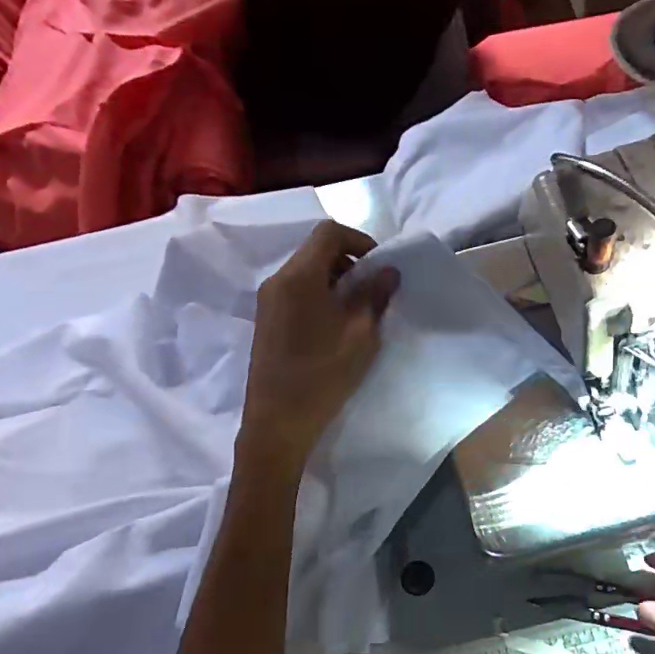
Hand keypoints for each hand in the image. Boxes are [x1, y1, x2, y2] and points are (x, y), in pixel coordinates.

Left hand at [241, 222, 398, 461]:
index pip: (329, 232)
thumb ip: (375, 297)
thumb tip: (387, 271)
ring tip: (358, 311)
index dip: (360, 239)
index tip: (380, 267)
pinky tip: (336, 326)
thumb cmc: (323, 375)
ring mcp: (268, 300)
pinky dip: (320, 294)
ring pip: (307, 271)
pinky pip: (297, 291)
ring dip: (336, 280)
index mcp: (299, 277)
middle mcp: (278, 280)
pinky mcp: (267, 319)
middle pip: (316, 250)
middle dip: (350, 261)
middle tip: (374, 290)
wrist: (277, 421)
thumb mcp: (360, 335)